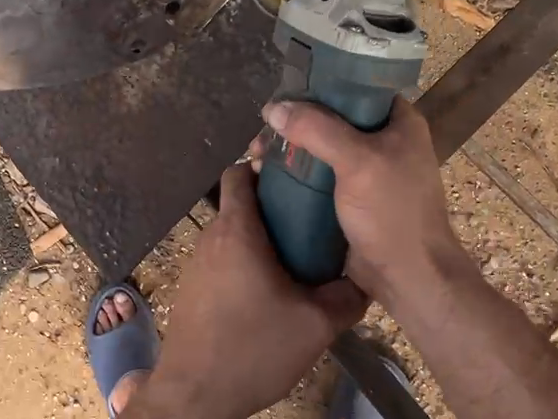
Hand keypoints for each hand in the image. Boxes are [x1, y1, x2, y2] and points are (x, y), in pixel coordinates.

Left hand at [125, 164, 368, 418]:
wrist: (196, 393)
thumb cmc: (253, 347)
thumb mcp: (313, 326)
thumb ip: (344, 297)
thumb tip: (364, 277)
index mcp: (237, 230)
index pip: (238, 172)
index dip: (263, 165)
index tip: (293, 175)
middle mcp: (212, 236)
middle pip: (240, 202)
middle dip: (272, 206)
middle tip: (309, 220)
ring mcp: (197, 262)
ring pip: (232, 233)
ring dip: (260, 238)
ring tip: (296, 257)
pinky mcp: (193, 287)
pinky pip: (222, 259)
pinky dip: (245, 262)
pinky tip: (270, 290)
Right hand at [257, 98, 462, 308]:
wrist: (411, 281)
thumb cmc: (394, 214)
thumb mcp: (357, 162)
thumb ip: (316, 130)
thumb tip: (273, 109)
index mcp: (399, 122)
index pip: (356, 86)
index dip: (320, 83)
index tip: (285, 89)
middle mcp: (385, 140)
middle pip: (332, 116)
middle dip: (295, 120)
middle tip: (264, 128)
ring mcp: (368, 170)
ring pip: (321, 146)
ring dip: (289, 147)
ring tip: (256, 153)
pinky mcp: (351, 196)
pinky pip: (318, 174)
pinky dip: (294, 171)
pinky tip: (266, 173)